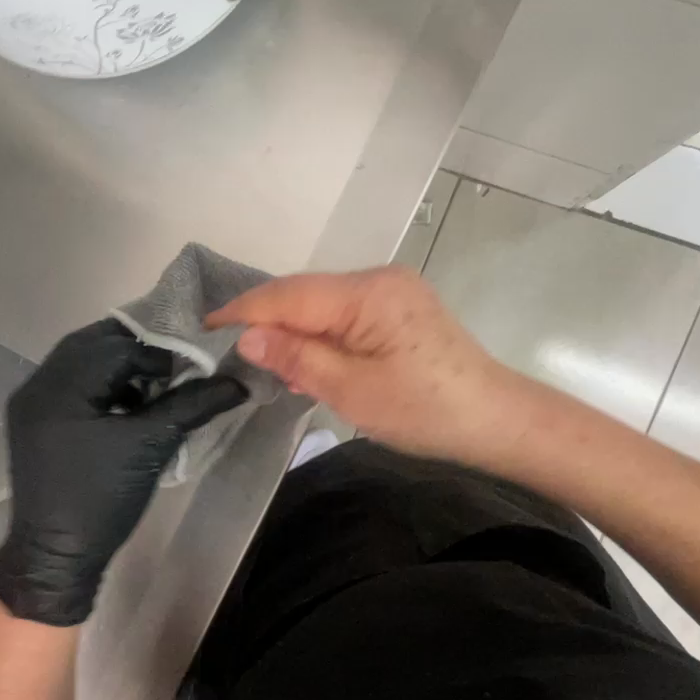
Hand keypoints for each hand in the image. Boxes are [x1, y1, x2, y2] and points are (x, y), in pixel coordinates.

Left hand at [0, 319, 249, 625]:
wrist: (56, 556)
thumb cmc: (102, 499)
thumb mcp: (151, 447)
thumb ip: (192, 405)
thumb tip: (237, 381)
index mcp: (61, 386)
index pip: (117, 347)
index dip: (159, 352)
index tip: (191, 368)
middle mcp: (37, 384)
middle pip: (93, 344)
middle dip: (136, 349)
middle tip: (175, 363)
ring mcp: (31, 403)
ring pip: (80, 362)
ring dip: (118, 365)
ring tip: (154, 384)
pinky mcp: (33, 421)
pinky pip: (71, 385)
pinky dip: (101, 385)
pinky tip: (128, 405)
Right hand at [207, 267, 510, 462]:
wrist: (497, 421)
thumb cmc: (426, 411)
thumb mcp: (353, 392)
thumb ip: (298, 358)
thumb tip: (248, 337)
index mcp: (368, 293)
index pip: (288, 295)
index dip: (244, 312)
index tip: (202, 328)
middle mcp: (378, 279)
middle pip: (303, 294)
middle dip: (265, 320)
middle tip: (226, 351)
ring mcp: (391, 291)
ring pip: (321, 304)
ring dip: (291, 329)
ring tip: (258, 359)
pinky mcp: (399, 309)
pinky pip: (343, 313)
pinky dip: (318, 333)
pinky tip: (302, 358)